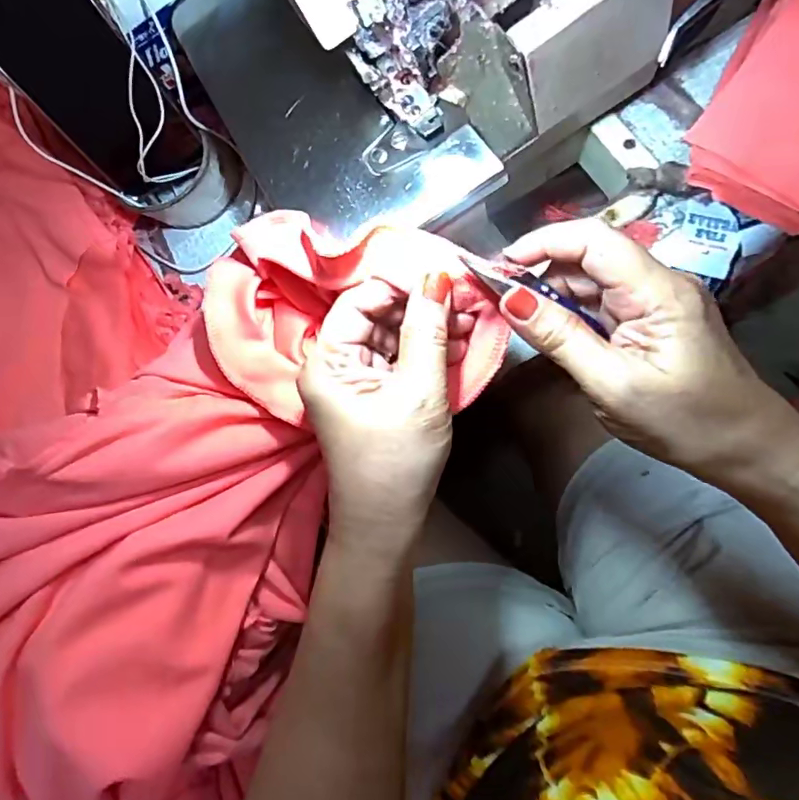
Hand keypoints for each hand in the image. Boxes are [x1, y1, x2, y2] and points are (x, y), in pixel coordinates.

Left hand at [298, 272, 468, 554]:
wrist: (386, 525)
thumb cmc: (395, 463)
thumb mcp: (418, 391)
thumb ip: (428, 331)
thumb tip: (438, 277)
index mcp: (327, 359)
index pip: (361, 299)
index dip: (401, 283)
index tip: (444, 274)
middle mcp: (334, 362)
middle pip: (378, 313)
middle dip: (422, 303)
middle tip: (466, 295)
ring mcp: (354, 377)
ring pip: (393, 333)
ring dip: (430, 324)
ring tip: (471, 316)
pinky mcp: (374, 391)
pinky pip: (400, 356)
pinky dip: (427, 347)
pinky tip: (459, 339)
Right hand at [498, 220, 798, 488]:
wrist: (748, 449)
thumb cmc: (687, 423)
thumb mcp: (612, 385)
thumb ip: (559, 338)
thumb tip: (509, 299)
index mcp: (658, 291)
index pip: (593, 239)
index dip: (541, 243)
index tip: (500, 266)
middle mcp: (659, 282)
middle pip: (588, 256)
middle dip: (539, 271)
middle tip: (498, 298)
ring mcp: (656, 299)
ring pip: (591, 279)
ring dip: (552, 294)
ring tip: (517, 318)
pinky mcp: (652, 317)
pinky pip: (602, 301)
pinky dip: (570, 311)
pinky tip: (550, 329)